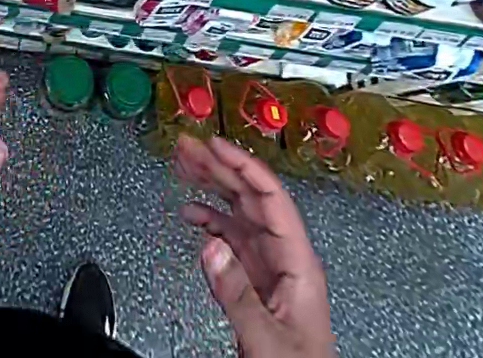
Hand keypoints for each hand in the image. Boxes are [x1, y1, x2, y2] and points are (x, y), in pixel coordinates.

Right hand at [174, 136, 336, 357]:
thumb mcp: (269, 340)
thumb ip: (238, 295)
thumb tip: (211, 246)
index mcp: (297, 261)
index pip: (270, 196)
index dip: (242, 164)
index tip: (215, 145)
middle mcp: (284, 256)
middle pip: (250, 197)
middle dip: (218, 167)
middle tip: (188, 147)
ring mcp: (269, 267)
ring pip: (238, 212)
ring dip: (211, 186)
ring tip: (184, 166)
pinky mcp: (254, 281)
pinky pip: (230, 237)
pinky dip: (209, 220)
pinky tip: (191, 211)